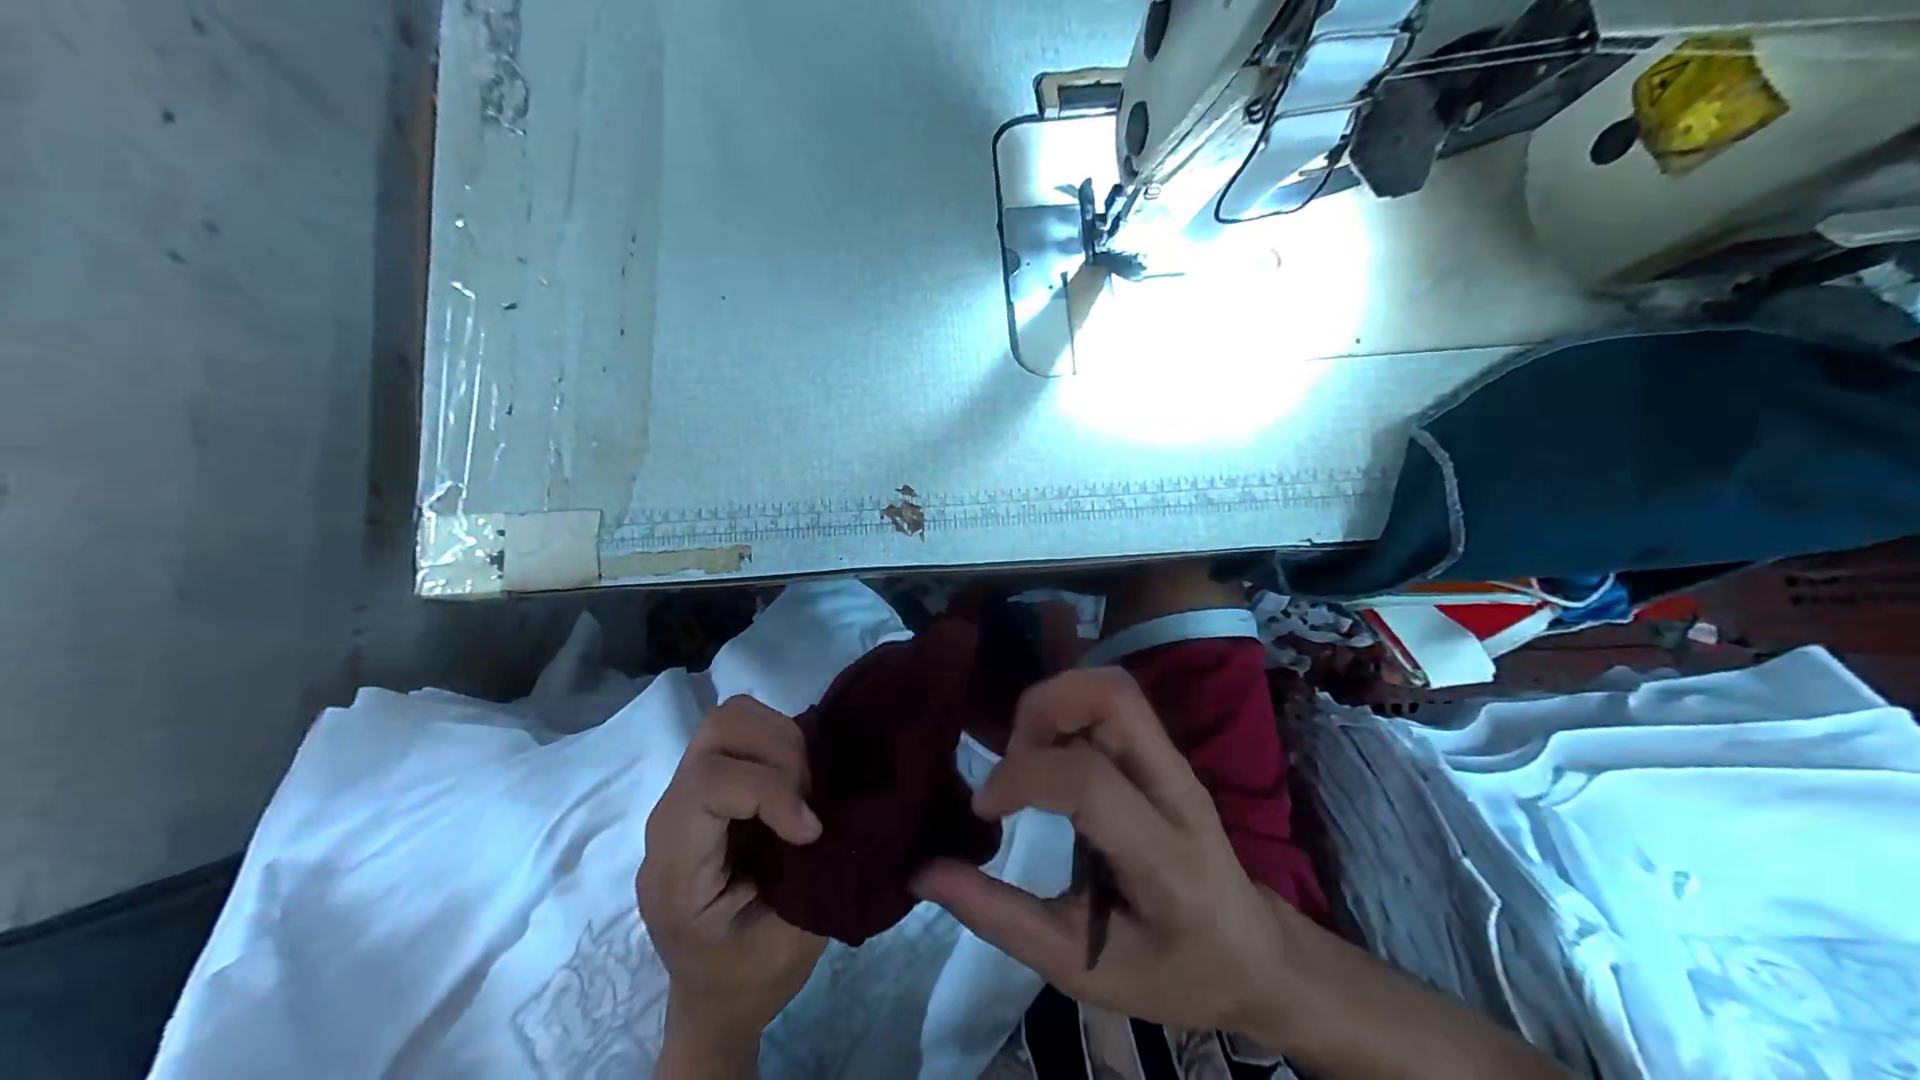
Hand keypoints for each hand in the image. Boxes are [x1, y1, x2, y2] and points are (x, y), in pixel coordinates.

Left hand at [638, 697, 827, 1062]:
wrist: (714, 995)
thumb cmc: (749, 977)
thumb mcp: (791, 943)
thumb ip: (813, 873)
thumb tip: (838, 812)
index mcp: (676, 870)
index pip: (707, 785)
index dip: (770, 791)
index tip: (810, 832)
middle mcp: (670, 819)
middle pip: (717, 730)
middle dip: (779, 751)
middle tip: (809, 798)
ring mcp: (684, 796)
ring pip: (730, 718)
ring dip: (781, 740)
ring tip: (805, 788)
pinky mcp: (707, 785)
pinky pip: (742, 732)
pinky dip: (779, 740)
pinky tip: (796, 781)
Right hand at [911, 668, 1293, 1037]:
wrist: (1253, 954)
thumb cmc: (1171, 971)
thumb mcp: (1080, 968)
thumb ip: (1000, 917)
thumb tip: (923, 871)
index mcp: (1166, 858)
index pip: (1090, 780)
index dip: (1022, 777)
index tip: (985, 807)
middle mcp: (1178, 789)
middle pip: (1113, 696)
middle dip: (1042, 707)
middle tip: (1010, 758)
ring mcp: (1176, 763)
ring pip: (1113, 687)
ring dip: (1052, 704)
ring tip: (1025, 757)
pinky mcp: (1166, 752)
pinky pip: (1112, 702)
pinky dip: (1066, 709)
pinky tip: (1046, 754)